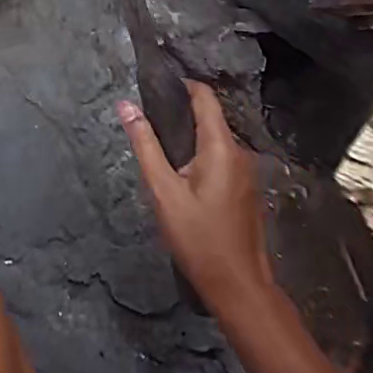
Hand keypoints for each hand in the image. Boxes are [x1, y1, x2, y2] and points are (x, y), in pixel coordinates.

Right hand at [119, 81, 272, 309]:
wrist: (239, 288)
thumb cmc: (199, 238)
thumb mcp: (163, 191)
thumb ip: (145, 145)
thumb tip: (125, 105)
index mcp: (221, 147)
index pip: (205, 97)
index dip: (182, 84)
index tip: (156, 85)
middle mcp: (239, 153)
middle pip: (210, 116)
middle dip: (181, 112)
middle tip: (149, 118)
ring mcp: (246, 172)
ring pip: (215, 139)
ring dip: (190, 136)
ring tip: (160, 144)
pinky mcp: (246, 189)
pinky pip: (222, 158)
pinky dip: (201, 155)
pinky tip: (182, 173)